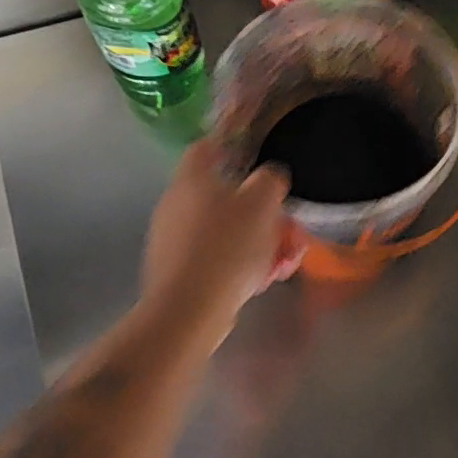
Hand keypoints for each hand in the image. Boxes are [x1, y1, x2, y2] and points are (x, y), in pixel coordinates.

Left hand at [140, 139, 298, 343]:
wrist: (188, 311)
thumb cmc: (227, 247)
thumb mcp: (262, 204)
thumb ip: (270, 180)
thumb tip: (269, 177)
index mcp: (192, 180)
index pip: (205, 147)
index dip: (230, 146)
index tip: (255, 157)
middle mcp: (175, 205)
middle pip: (222, 196)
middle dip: (259, 212)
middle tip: (285, 228)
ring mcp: (172, 240)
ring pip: (223, 231)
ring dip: (255, 242)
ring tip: (282, 262)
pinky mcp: (176, 272)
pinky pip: (214, 258)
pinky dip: (239, 265)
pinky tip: (261, 282)